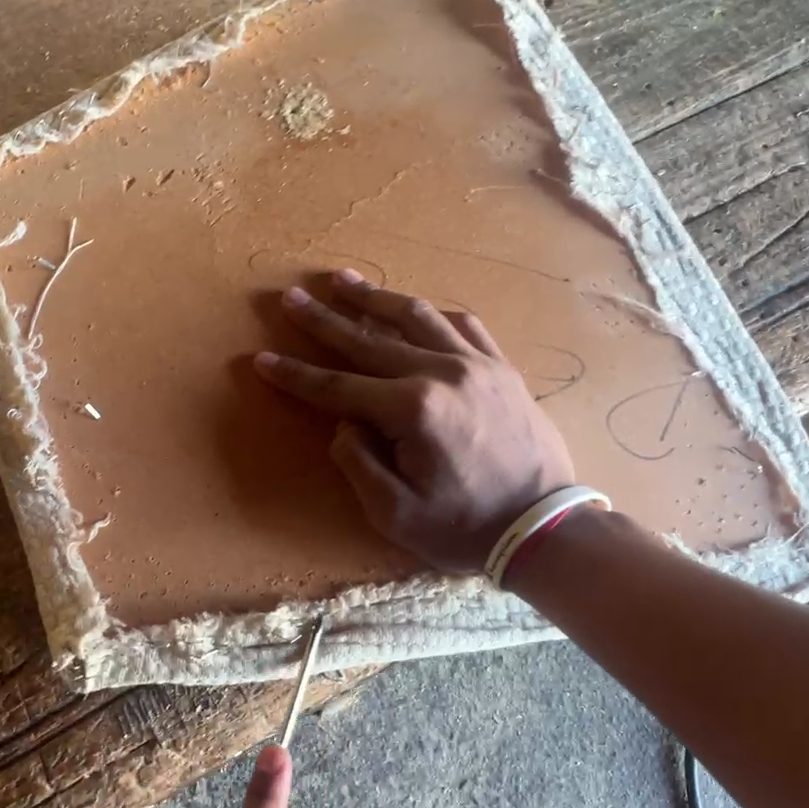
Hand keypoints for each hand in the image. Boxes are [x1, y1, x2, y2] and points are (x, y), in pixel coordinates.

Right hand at [253, 269, 575, 572]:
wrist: (545, 527)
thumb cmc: (465, 528)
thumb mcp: (396, 514)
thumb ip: (358, 462)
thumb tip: (344, 422)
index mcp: (413, 410)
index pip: (337, 386)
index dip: (296, 374)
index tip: (263, 358)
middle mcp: (443, 374)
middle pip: (369, 340)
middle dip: (325, 320)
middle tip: (292, 297)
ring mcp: (477, 365)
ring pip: (416, 317)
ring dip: (374, 297)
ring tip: (342, 279)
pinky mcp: (501, 368)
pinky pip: (462, 325)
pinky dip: (430, 313)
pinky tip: (413, 307)